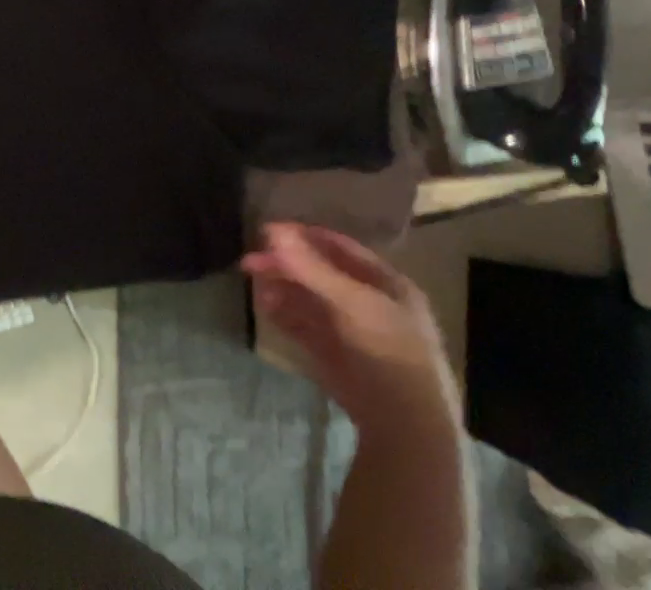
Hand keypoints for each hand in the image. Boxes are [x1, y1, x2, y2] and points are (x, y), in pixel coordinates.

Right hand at [242, 223, 459, 441]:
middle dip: (285, 265)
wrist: (401, 418)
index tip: (266, 230)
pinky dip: (282, 314)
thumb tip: (272, 231)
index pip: (340, 248)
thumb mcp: (352, 302)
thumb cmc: (387, 349)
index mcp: (384, 283)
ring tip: (256, 286)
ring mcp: (347, 327)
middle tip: (249, 262)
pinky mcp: (330, 351)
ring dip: (280, 289)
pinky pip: (301, 324)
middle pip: (318, 273)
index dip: (304, 237)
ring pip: (306, 298)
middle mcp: (366, 301)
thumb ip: (311, 268)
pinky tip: (264, 308)